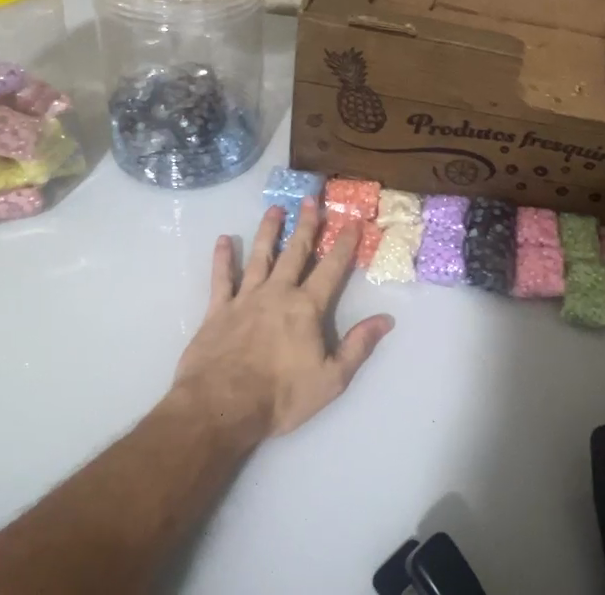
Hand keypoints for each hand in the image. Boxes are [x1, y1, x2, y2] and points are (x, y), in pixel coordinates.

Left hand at [170, 197, 395, 441]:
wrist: (221, 406)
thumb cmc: (280, 396)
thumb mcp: (331, 379)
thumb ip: (358, 346)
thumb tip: (386, 319)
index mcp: (307, 308)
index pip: (331, 269)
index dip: (344, 244)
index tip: (353, 221)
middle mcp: (278, 293)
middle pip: (295, 252)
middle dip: (306, 225)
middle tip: (311, 199)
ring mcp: (245, 299)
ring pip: (260, 256)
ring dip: (268, 231)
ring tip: (274, 209)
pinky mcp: (218, 310)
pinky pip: (222, 278)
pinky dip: (223, 258)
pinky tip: (223, 241)